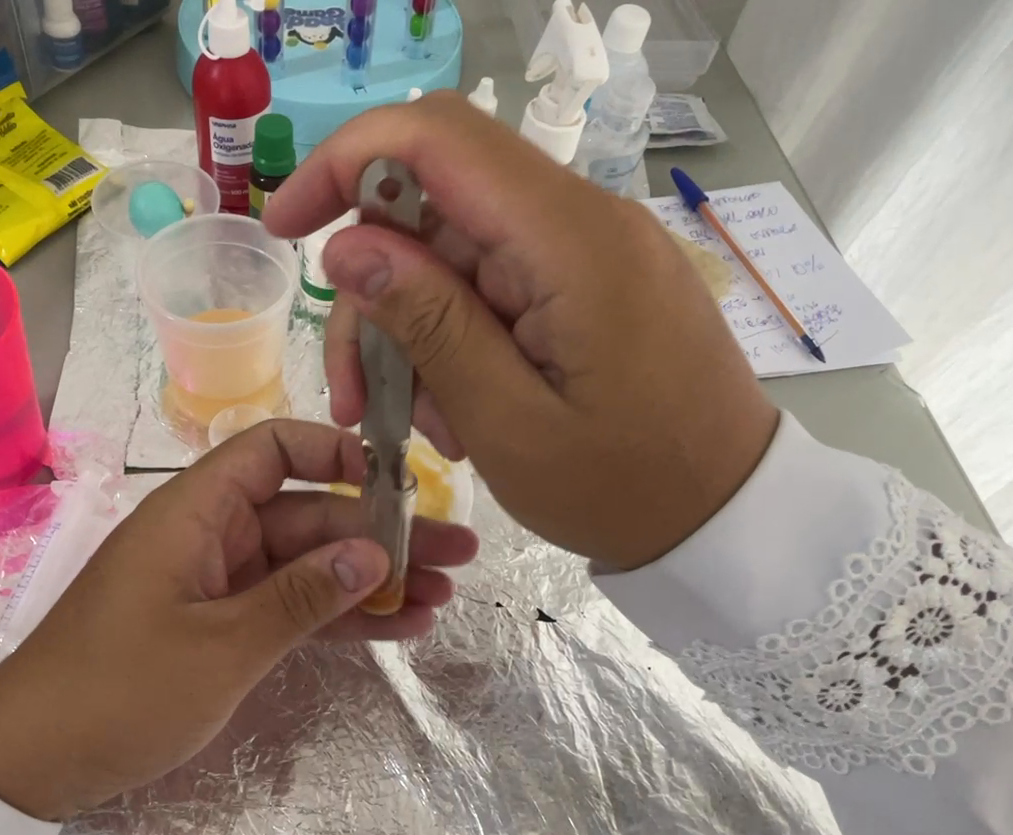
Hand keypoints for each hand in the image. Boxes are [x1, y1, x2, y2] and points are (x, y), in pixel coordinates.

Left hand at [0, 420, 478, 819]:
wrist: (34, 761)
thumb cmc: (120, 690)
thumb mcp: (222, 645)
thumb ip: (301, 596)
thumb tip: (373, 553)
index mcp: (195, 513)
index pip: (270, 450)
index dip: (333, 453)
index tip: (394, 480)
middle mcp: (209, 537)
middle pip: (305, 515)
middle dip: (379, 535)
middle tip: (459, 554)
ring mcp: (214, 586)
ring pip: (304, 568)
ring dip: (368, 582)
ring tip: (444, 596)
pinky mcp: (216, 630)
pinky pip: (285, 610)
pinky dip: (333, 619)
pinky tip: (396, 629)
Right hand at [262, 92, 779, 569]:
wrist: (727, 516)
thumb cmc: (625, 488)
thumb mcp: (508, 424)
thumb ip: (429, 325)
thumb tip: (348, 246)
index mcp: (569, 242)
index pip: (436, 140)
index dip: (344, 163)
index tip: (285, 228)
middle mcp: (580, 222)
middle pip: (434, 207)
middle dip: (373, 291)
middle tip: (351, 393)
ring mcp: (587, 253)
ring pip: (454, 257)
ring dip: (411, 334)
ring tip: (416, 426)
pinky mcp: (588, 286)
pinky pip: (493, 289)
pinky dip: (454, 344)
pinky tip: (459, 414)